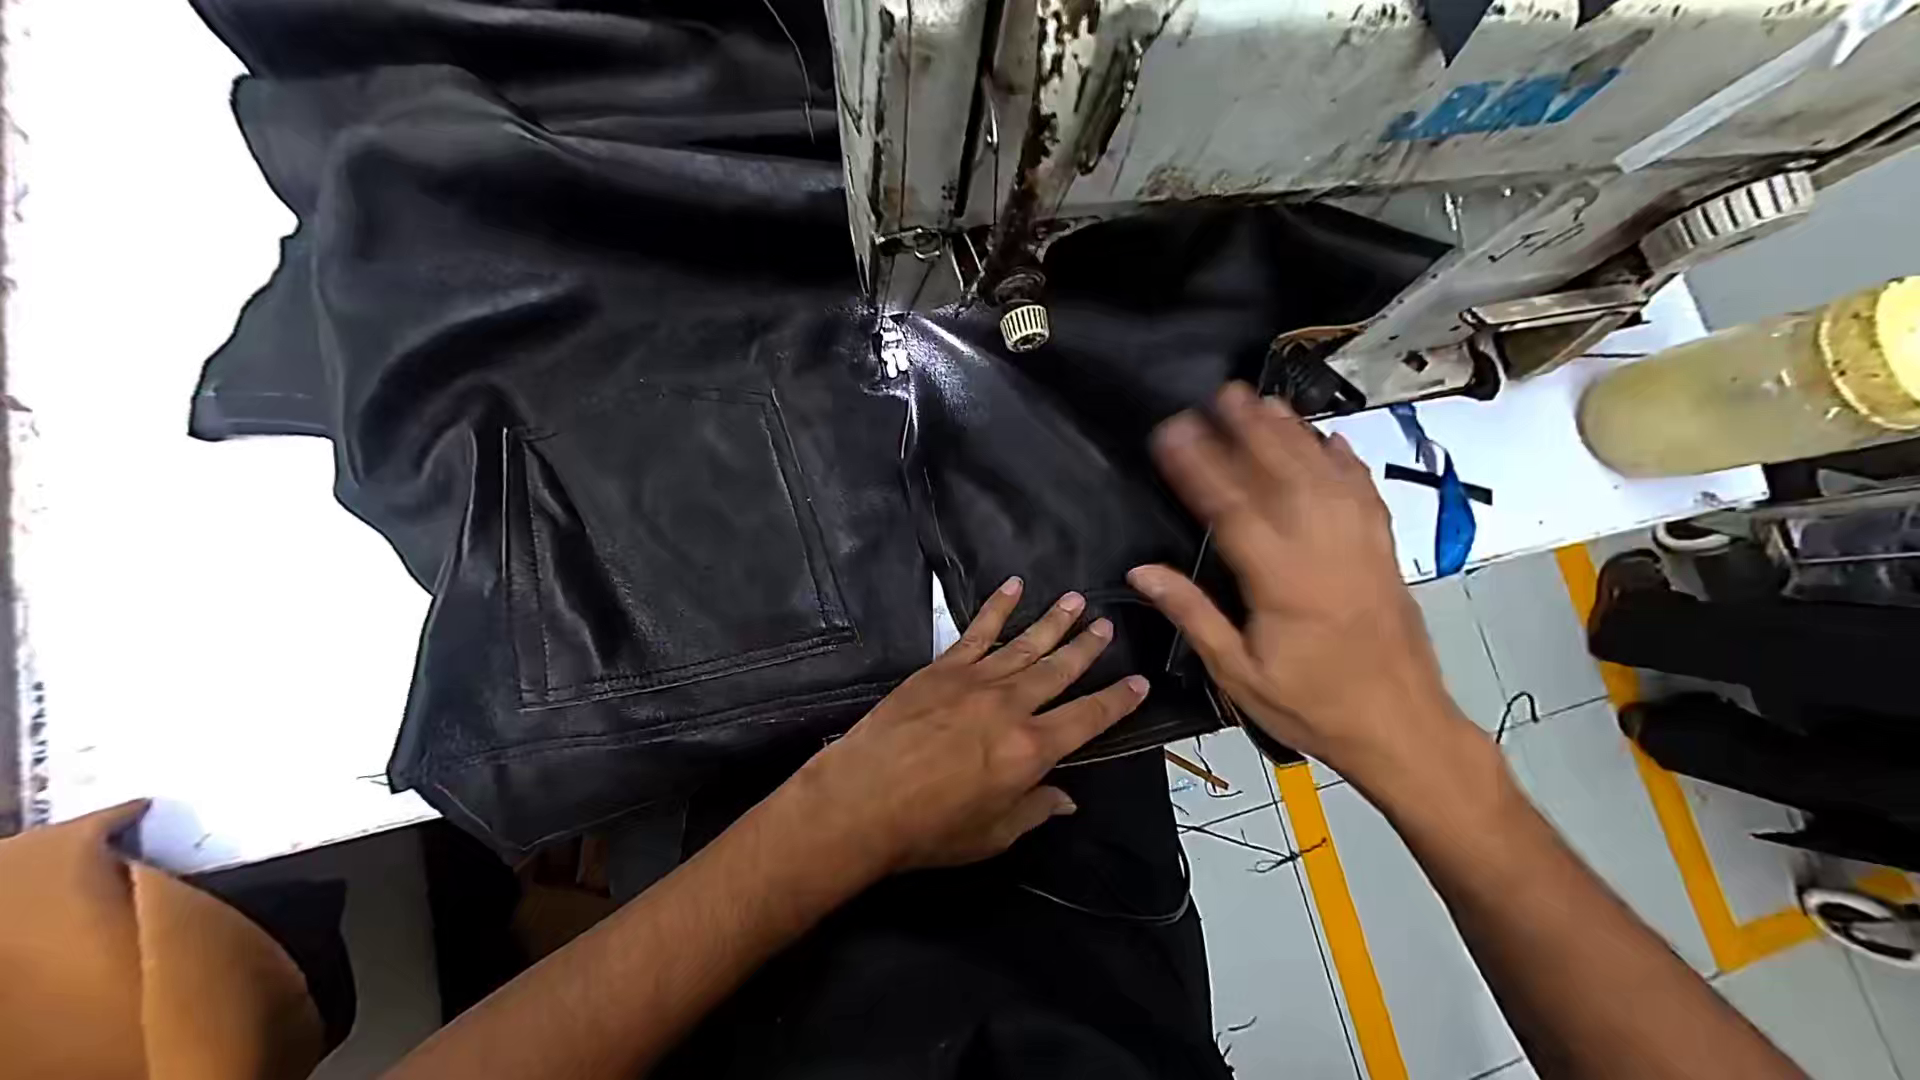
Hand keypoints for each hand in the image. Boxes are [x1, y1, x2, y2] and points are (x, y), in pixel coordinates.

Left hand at [787, 577, 1148, 873]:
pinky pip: (978, 630)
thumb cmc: (929, 828)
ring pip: (1026, 643)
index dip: (1118, 700)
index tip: (1139, 682)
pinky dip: (997, 606)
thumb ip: (1035, 810)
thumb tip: (1067, 798)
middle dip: (1087, 647)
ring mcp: (977, 680)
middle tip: (1107, 626)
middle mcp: (1012, 706)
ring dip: (1054, 621)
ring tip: (1076, 601)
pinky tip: (1014, 586)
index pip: (1089, 718)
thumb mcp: (993, 834)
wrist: (862, 798)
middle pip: (1060, 669)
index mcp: (1032, 750)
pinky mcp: (944, 667)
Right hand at [1128, 382, 1476, 787]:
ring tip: (1265, 402)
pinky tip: (1330, 438)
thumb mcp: (1238, 672)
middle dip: (1249, 431)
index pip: (1232, 509)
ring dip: (1293, 434)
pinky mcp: (1384, 553)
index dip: (1199, 466)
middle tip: (1223, 394)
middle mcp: (1324, 552)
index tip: (1173, 432)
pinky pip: (1365, 495)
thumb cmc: (1312, 706)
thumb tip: (1142, 571)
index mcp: (1282, 582)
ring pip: (1325, 476)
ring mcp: (1361, 548)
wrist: (1403, 729)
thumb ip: (1192, 614)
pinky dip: (1347, 461)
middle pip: (1284, 477)